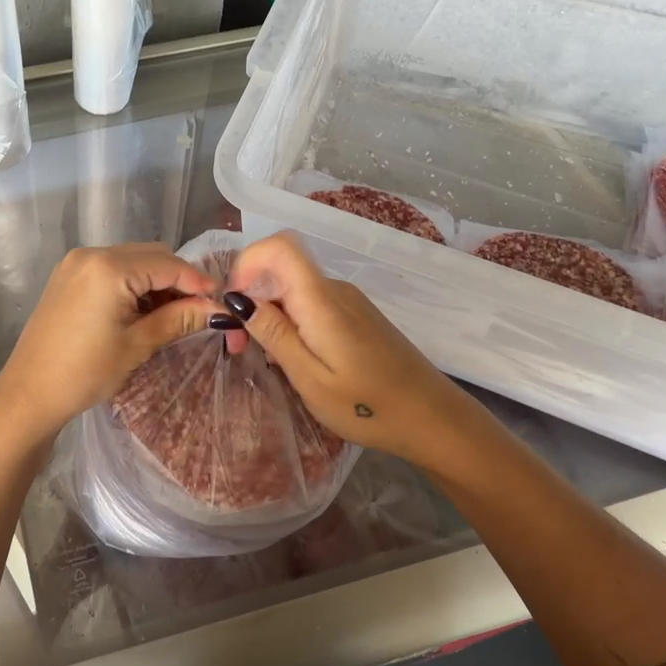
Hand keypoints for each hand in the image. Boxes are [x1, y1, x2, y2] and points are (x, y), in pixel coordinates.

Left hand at [0, 244, 225, 440]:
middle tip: (199, 312)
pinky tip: (143, 311)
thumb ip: (179, 319)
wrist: (29, 394)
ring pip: (132, 261)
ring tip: (173, 315)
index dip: (198, 282)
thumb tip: (218, 309)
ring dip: (156, 282)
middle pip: (151, 255)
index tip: (223, 302)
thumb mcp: (137, 345)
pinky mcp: (68, 276)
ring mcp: (76, 263)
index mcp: (109, 267)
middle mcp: (92, 254)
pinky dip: (132, 284)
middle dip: (178, 280)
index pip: (168, 264)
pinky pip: (112, 269)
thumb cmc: (85, 372)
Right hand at [227, 232, 476, 467]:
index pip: (280, 246)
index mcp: (321, 300)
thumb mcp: (311, 379)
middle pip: (279, 271)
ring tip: (268, 362)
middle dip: (250, 302)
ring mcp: (347, 301)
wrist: (433, 420)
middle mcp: (334, 290)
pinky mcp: (355, 315)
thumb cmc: (369, 407)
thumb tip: (238, 299)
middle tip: (240, 350)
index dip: (247, 263)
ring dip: (269, 317)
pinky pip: (309, 305)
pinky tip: (296, 361)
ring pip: (292, 290)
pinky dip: (291, 324)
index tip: (233, 305)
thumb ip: (275, 335)